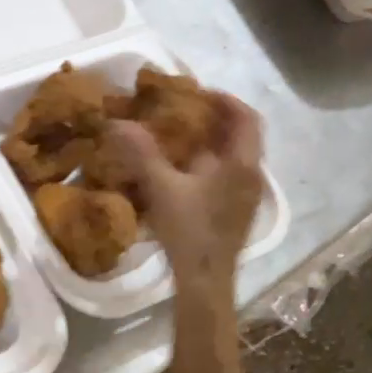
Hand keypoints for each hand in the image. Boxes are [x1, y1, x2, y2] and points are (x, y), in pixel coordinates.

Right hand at [110, 93, 265, 297]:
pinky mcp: (238, 212)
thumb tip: (118, 123)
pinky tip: (186, 173)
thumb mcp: (162, 188)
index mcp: (242, 162)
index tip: (197, 93)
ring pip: (236, 157)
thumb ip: (143, 153)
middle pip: (242, 135)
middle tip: (186, 112)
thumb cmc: (190, 230)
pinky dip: (212, 164)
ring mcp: (248, 196)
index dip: (224, 99)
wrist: (207, 279)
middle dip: (217, 120)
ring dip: (214, 143)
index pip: (245, 116)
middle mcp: (253, 174)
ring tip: (183, 139)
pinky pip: (230, 176)